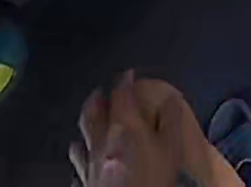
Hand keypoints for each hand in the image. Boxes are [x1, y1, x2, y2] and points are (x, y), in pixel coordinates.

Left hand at [72, 72, 182, 186]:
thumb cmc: (151, 179)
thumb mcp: (171, 146)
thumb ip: (171, 119)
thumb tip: (170, 99)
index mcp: (124, 124)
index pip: (121, 94)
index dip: (124, 81)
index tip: (128, 74)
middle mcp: (102, 140)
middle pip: (92, 113)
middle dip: (96, 99)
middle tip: (100, 91)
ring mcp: (89, 165)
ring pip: (81, 140)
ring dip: (86, 127)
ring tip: (90, 122)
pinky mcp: (83, 185)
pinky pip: (79, 166)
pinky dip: (82, 156)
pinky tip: (85, 160)